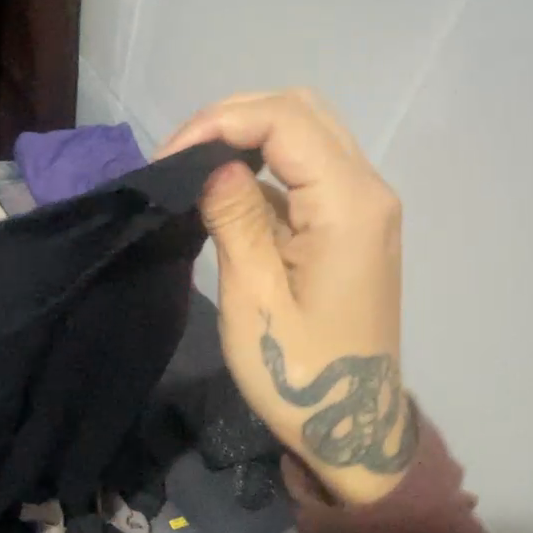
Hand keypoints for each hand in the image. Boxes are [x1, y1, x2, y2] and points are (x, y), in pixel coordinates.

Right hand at [160, 89, 416, 504]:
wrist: (350, 421)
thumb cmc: (297, 370)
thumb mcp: (254, 298)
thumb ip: (236, 220)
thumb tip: (213, 165)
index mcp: (348, 205)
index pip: (285, 122)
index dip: (219, 123)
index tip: (165, 159)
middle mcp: (366, 190)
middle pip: (302, 112)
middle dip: (231, 119)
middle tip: (174, 157)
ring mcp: (362, 206)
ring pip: (306, 134)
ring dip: (245, 138)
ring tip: (190, 168)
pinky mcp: (348, 225)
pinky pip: (306, 171)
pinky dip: (261, 165)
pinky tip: (221, 190)